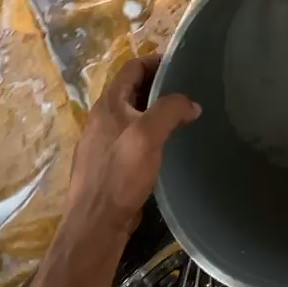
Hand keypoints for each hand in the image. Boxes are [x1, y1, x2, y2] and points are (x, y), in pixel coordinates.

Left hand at [65, 56, 200, 235]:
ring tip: (181, 115)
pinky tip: (164, 144)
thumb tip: (192, 105)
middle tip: (186, 90)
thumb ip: (172, 108)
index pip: (131, 68)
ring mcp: (101, 142)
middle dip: (159, 85)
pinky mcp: (107, 163)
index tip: (181, 65)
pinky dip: (149, 130)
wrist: (95, 225)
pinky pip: (130, 135)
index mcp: (107, 105)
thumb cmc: (120, 174)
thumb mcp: (149, 134)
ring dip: (155, 109)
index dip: (156, 61)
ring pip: (132, 113)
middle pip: (132, 89)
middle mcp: (101, 119)